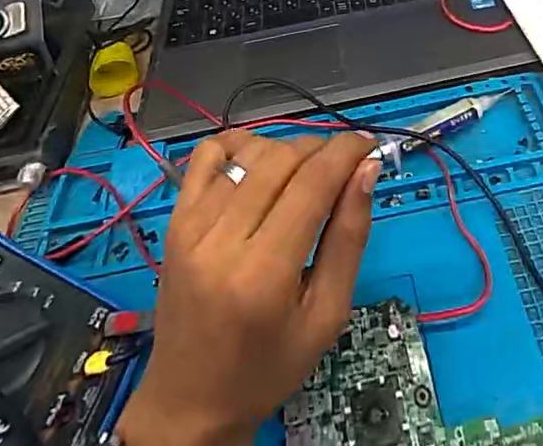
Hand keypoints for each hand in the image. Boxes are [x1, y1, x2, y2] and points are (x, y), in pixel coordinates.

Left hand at [115, 130, 379, 445]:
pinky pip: (206, 155)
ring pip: (250, 152)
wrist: (191, 399)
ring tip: (305, 172)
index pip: (313, 182)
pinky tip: (258, 161)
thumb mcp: (326, 315)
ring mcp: (191, 225)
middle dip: (322, 148)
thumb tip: (366, 170)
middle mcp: (223, 239)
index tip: (367, 144)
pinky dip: (239, 144)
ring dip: (288, 149)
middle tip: (343, 165)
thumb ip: (350, 237)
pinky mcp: (175, 219)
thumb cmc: (268, 366)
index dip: (346, 152)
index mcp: (265, 273)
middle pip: (283, 159)